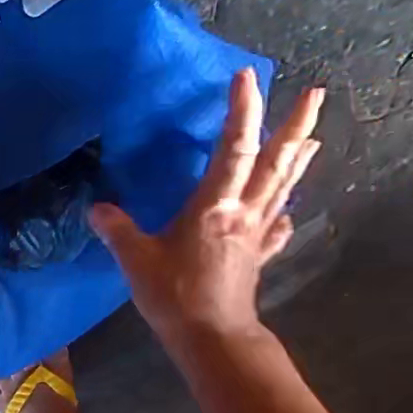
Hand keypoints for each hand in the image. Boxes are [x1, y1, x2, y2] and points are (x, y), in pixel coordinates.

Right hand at [88, 69, 323, 343]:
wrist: (211, 337)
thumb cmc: (175, 296)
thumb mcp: (137, 261)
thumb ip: (117, 231)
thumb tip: (96, 208)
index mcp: (214, 206)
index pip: (233, 148)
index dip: (241, 110)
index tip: (246, 76)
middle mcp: (242, 213)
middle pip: (275, 162)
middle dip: (294, 126)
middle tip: (316, 94)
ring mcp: (255, 235)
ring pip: (281, 189)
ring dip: (298, 160)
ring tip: (314, 135)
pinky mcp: (257, 258)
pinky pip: (275, 229)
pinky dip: (282, 214)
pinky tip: (287, 212)